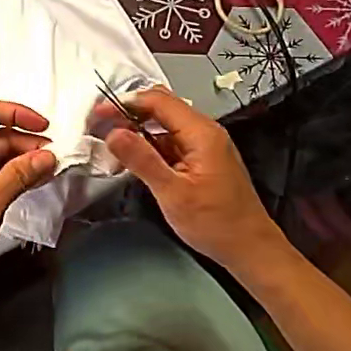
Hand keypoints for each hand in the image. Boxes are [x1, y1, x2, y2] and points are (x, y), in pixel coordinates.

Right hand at [103, 87, 296, 280]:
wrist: (250, 249)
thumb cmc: (218, 224)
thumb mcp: (173, 193)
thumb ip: (142, 160)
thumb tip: (114, 133)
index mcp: (202, 133)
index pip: (158, 101)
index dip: (125, 103)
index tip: (99, 113)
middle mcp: (205, 132)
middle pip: (161, 107)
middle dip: (129, 112)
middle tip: (102, 124)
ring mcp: (204, 145)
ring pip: (164, 125)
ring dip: (137, 129)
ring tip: (112, 142)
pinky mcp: (200, 159)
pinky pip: (170, 141)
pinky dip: (149, 145)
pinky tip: (133, 158)